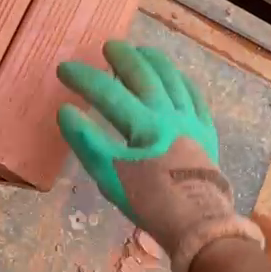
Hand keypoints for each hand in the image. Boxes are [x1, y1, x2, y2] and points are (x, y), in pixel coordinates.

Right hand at [57, 40, 219, 206]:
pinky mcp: (206, 133)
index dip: (83, 78)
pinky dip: (182, 83)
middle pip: (144, 76)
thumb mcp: (109, 175)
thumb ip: (86, 141)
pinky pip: (195, 99)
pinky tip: (177, 79)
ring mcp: (191, 122)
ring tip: (143, 51)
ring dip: (155, 63)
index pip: (107, 92)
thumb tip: (66, 111)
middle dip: (124, 58)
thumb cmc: (150, 201)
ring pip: (173, 81)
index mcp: (142, 124)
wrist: (200, 225)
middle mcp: (168, 115)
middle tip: (109, 46)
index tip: (64, 69)